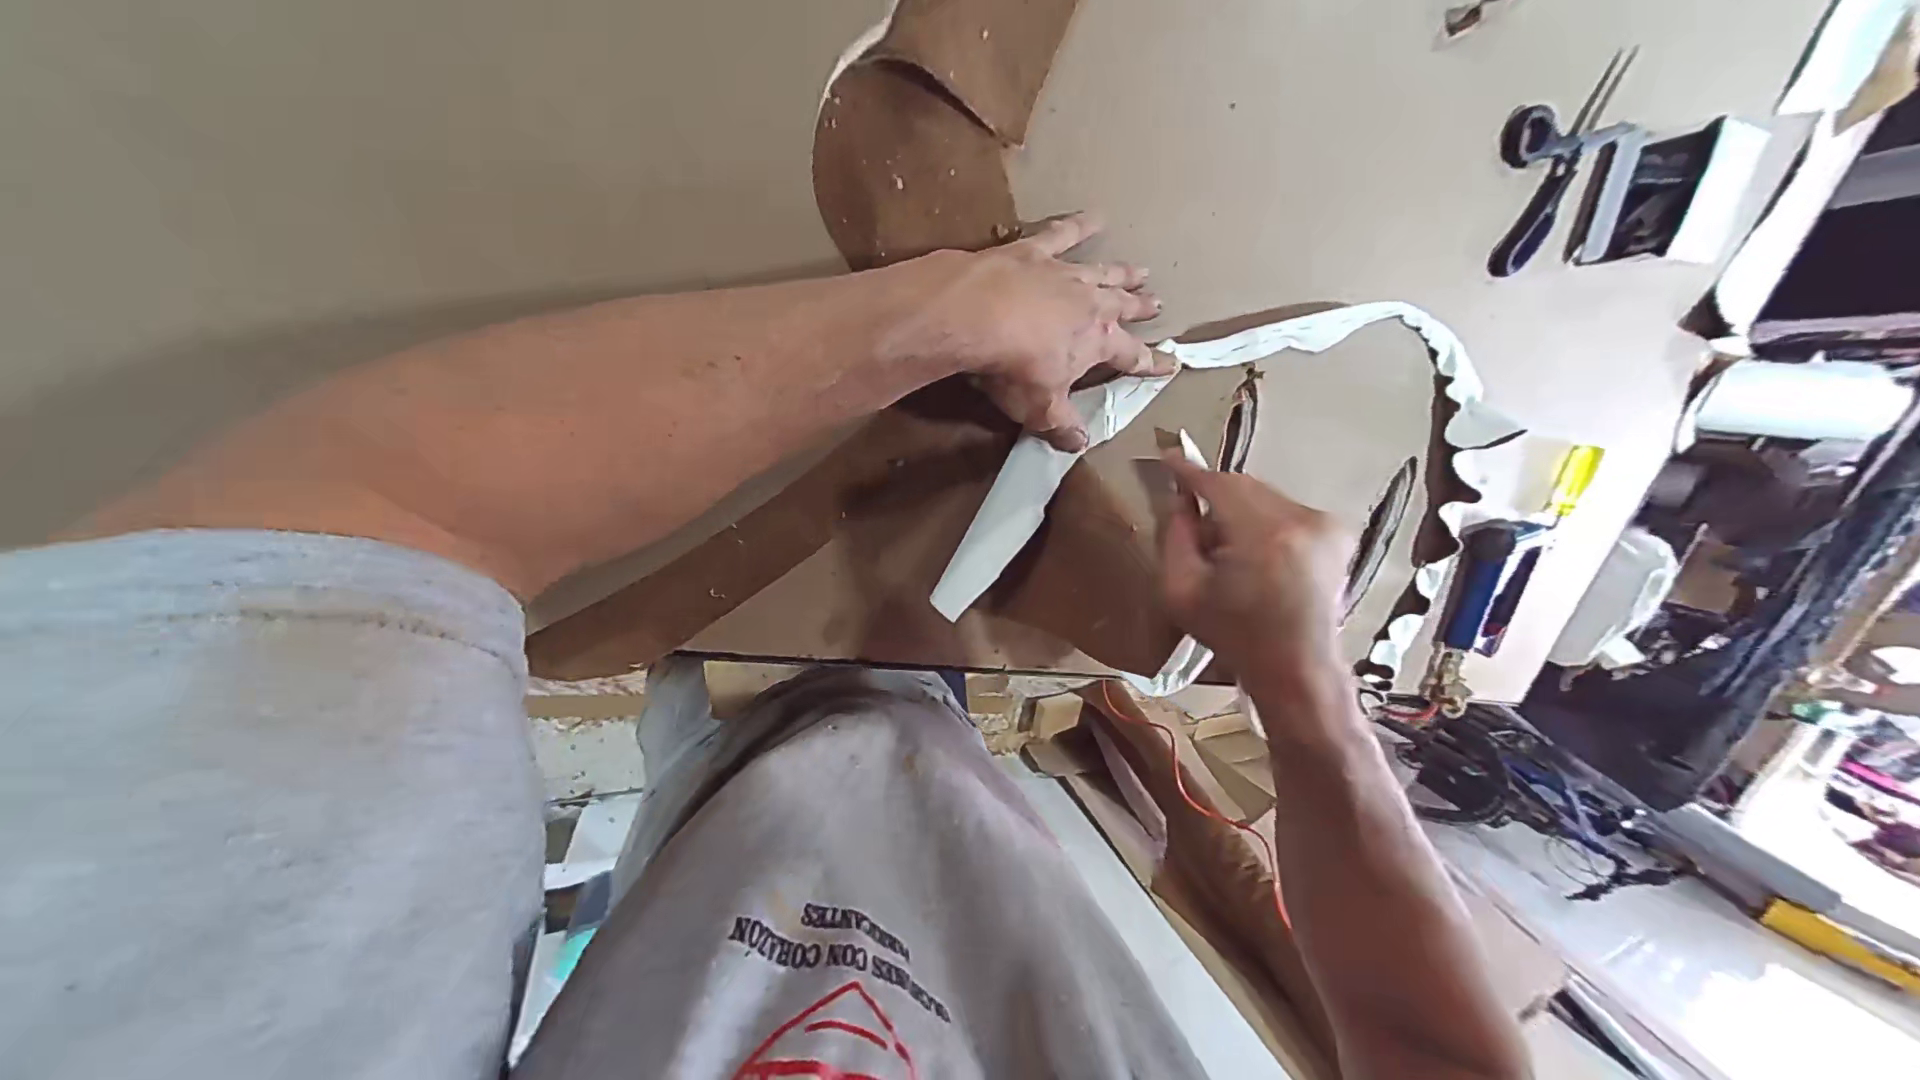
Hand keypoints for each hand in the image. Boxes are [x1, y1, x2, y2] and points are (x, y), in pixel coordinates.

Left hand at [908, 212, 1173, 450]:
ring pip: (1102, 272)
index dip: (1151, 363)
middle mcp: (1089, 304)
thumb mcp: (1039, 408)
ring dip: (1122, 272)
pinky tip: (1096, 216)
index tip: (1171, 364)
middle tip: (1158, 303)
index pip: (1131, 357)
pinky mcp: (1033, 252)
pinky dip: (1080, 225)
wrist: (979, 316)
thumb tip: (1078, 444)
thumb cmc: (1015, 368)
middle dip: (1140, 308)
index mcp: (1095, 342)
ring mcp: (1063, 274)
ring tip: (1140, 270)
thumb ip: (1061, 424)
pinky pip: (1063, 234)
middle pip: (1122, 306)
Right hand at [1158, 455, 1353, 676]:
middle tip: (1191, 520)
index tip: (1169, 458)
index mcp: (1264, 535)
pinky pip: (1284, 509)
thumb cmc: (1233, 634)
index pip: (1219, 484)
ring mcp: (1326, 525)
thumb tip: (1179, 502)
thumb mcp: (1180, 591)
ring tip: (1224, 548)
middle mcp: (1302, 520)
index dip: (1190, 472)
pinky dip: (1261, 520)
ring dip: (1237, 510)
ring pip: (1264, 496)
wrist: (1296, 667)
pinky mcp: (1337, 533)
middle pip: (1244, 486)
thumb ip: (1174, 538)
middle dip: (1214, 496)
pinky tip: (1252, 553)